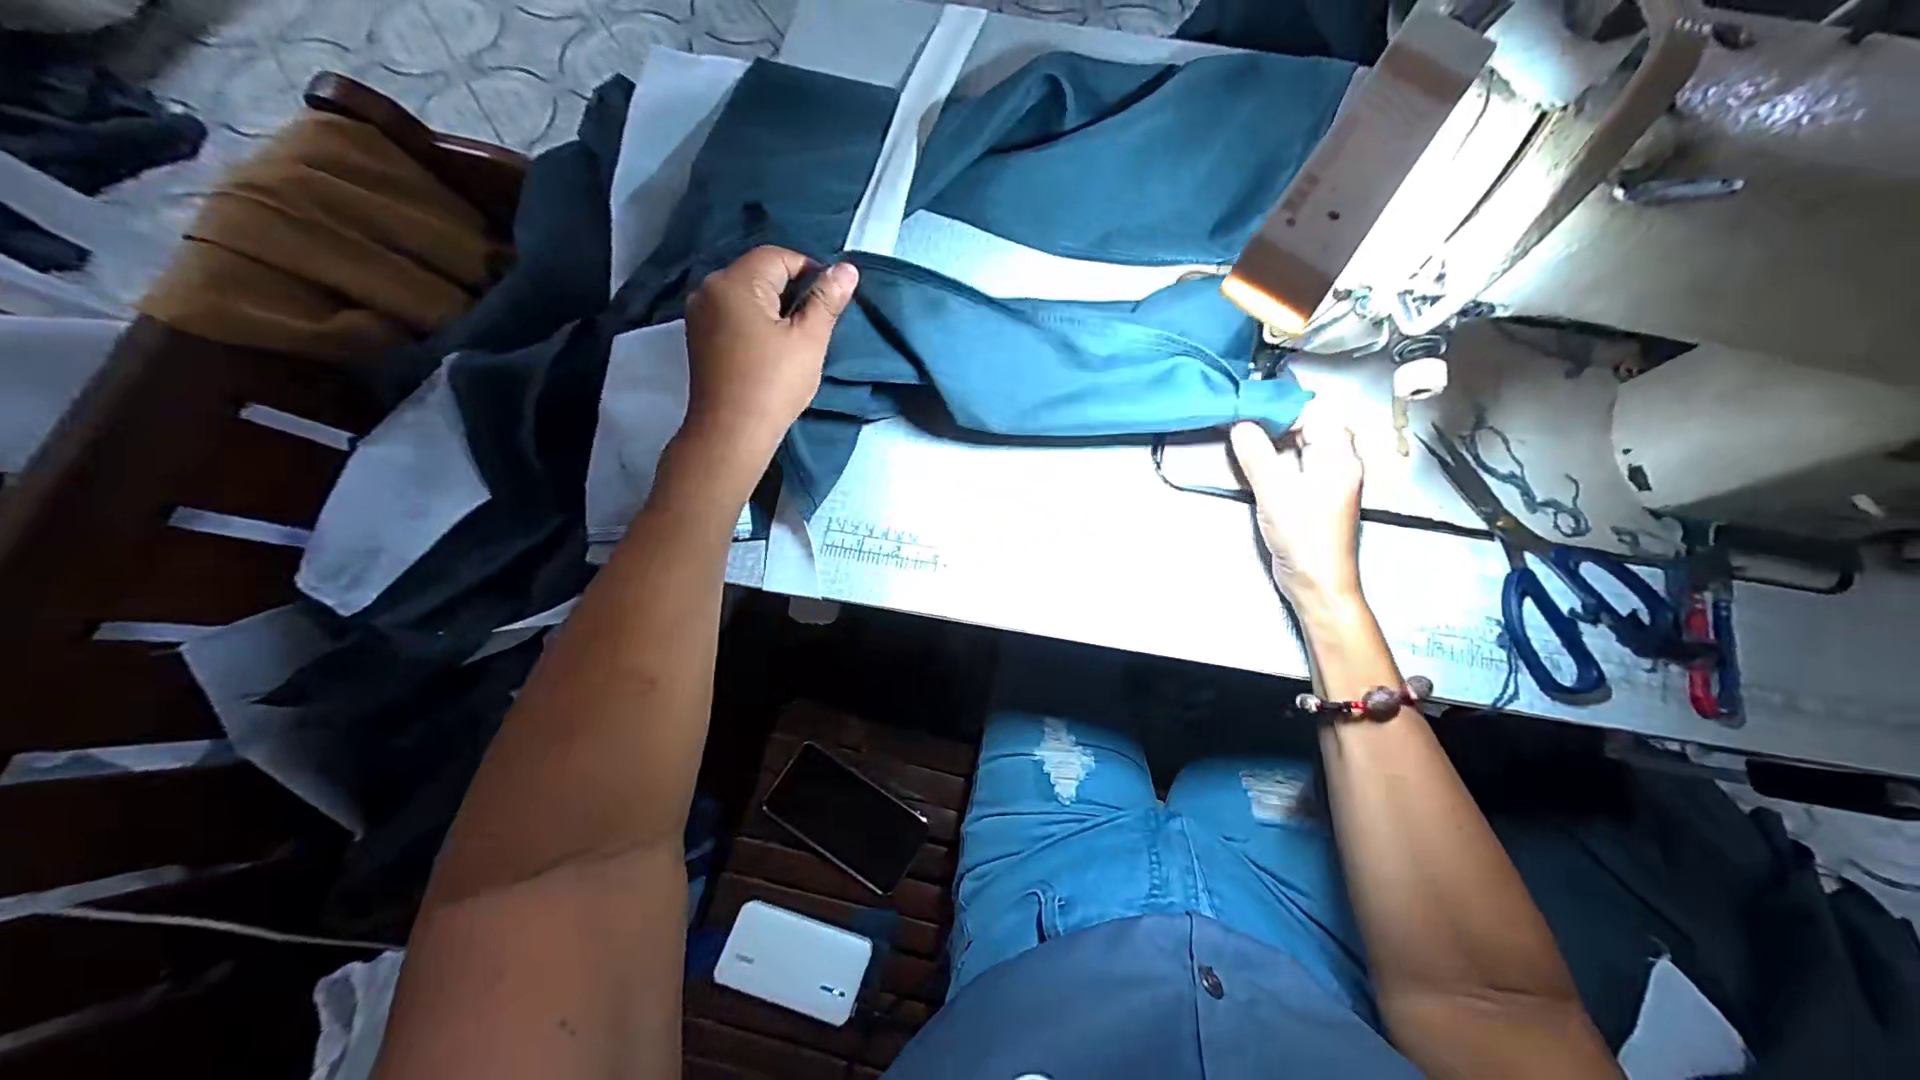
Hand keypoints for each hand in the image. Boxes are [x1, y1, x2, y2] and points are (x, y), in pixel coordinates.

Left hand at [680, 246, 858, 474]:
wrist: (730, 433)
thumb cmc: (773, 384)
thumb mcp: (809, 339)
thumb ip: (826, 299)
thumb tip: (847, 268)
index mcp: (735, 282)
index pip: (779, 257)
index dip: (811, 272)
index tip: (829, 304)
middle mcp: (710, 288)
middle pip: (760, 273)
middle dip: (791, 292)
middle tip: (814, 327)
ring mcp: (700, 314)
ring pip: (747, 295)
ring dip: (774, 309)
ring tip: (793, 342)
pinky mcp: (699, 337)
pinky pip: (733, 315)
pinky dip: (755, 323)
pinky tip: (770, 351)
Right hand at [1229, 401, 1363, 609]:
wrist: (1317, 584)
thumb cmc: (1306, 540)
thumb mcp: (1274, 490)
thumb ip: (1256, 453)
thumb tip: (1241, 424)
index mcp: (1340, 457)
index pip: (1315, 412)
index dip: (1283, 405)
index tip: (1252, 406)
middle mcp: (1338, 464)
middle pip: (1309, 426)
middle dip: (1276, 419)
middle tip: (1244, 417)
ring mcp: (1325, 481)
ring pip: (1299, 445)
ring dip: (1273, 438)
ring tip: (1245, 435)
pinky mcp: (1311, 497)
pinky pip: (1293, 464)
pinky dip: (1274, 458)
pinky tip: (1254, 462)